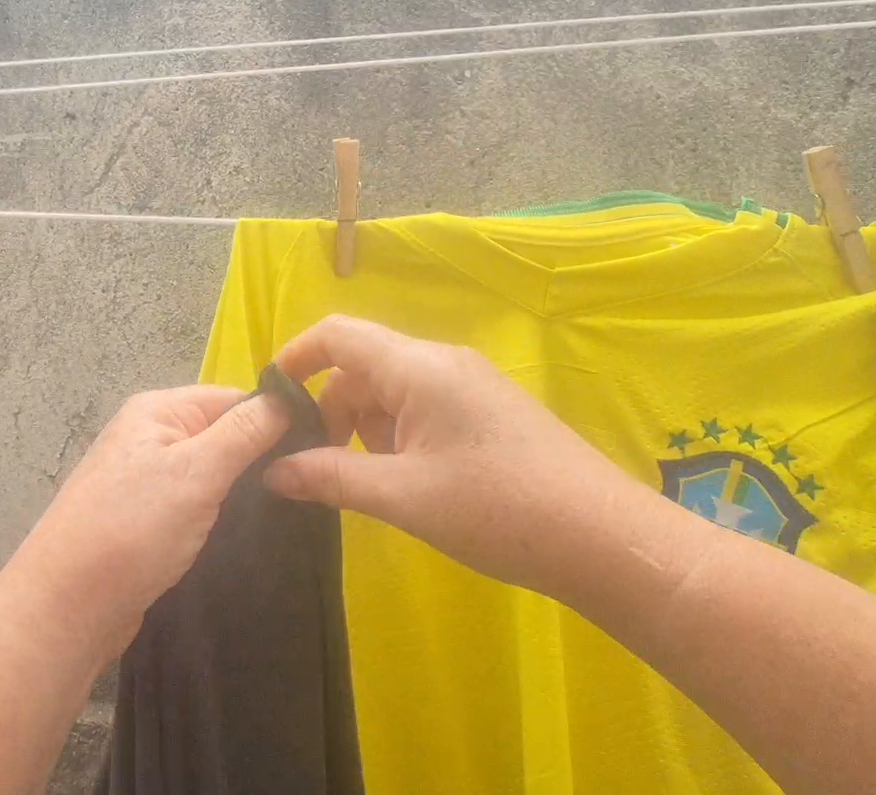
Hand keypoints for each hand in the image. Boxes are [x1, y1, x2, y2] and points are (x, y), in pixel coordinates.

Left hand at [3, 386, 288, 658]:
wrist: (68, 607)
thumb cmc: (132, 529)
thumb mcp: (195, 472)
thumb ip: (241, 432)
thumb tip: (284, 397)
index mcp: (158, 411)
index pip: (231, 398)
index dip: (273, 418)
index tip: (318, 446)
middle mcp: (149, 436)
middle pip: (222, 433)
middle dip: (259, 457)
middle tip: (306, 484)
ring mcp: (146, 479)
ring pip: (212, 471)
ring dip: (241, 490)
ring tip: (287, 509)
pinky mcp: (148, 519)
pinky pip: (196, 502)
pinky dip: (220, 513)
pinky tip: (247, 532)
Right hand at [263, 315, 652, 597]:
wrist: (606, 541)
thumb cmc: (499, 510)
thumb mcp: (403, 496)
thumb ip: (330, 477)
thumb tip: (272, 472)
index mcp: (419, 367)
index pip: (337, 335)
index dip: (295, 359)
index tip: (268, 404)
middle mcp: (441, 363)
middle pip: (361, 366)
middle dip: (329, 410)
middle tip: (313, 466)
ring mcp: (467, 386)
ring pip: (389, 391)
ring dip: (363, 428)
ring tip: (365, 483)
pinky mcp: (485, 411)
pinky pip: (420, 408)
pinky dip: (395, 437)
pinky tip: (403, 482)